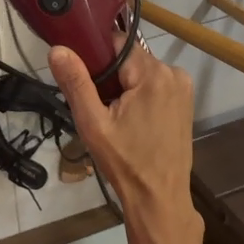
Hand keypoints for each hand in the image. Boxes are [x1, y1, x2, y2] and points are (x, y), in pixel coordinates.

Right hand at [52, 35, 200, 228]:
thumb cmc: (125, 162)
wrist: (160, 199)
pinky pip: (154, 84)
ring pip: (140, 71)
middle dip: (110, 75)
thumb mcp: (93, 123)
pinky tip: (130, 120)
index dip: (96, 56)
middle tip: (97, 106)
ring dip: (124, 85)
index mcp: (153, 73)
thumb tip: (57, 49)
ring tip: (113, 116)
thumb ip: (76, 82)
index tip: (84, 78)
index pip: (116, 43)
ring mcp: (183, 87)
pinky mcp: (185, 101)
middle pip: (129, 58)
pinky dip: (139, 94)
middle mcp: (173, 73)